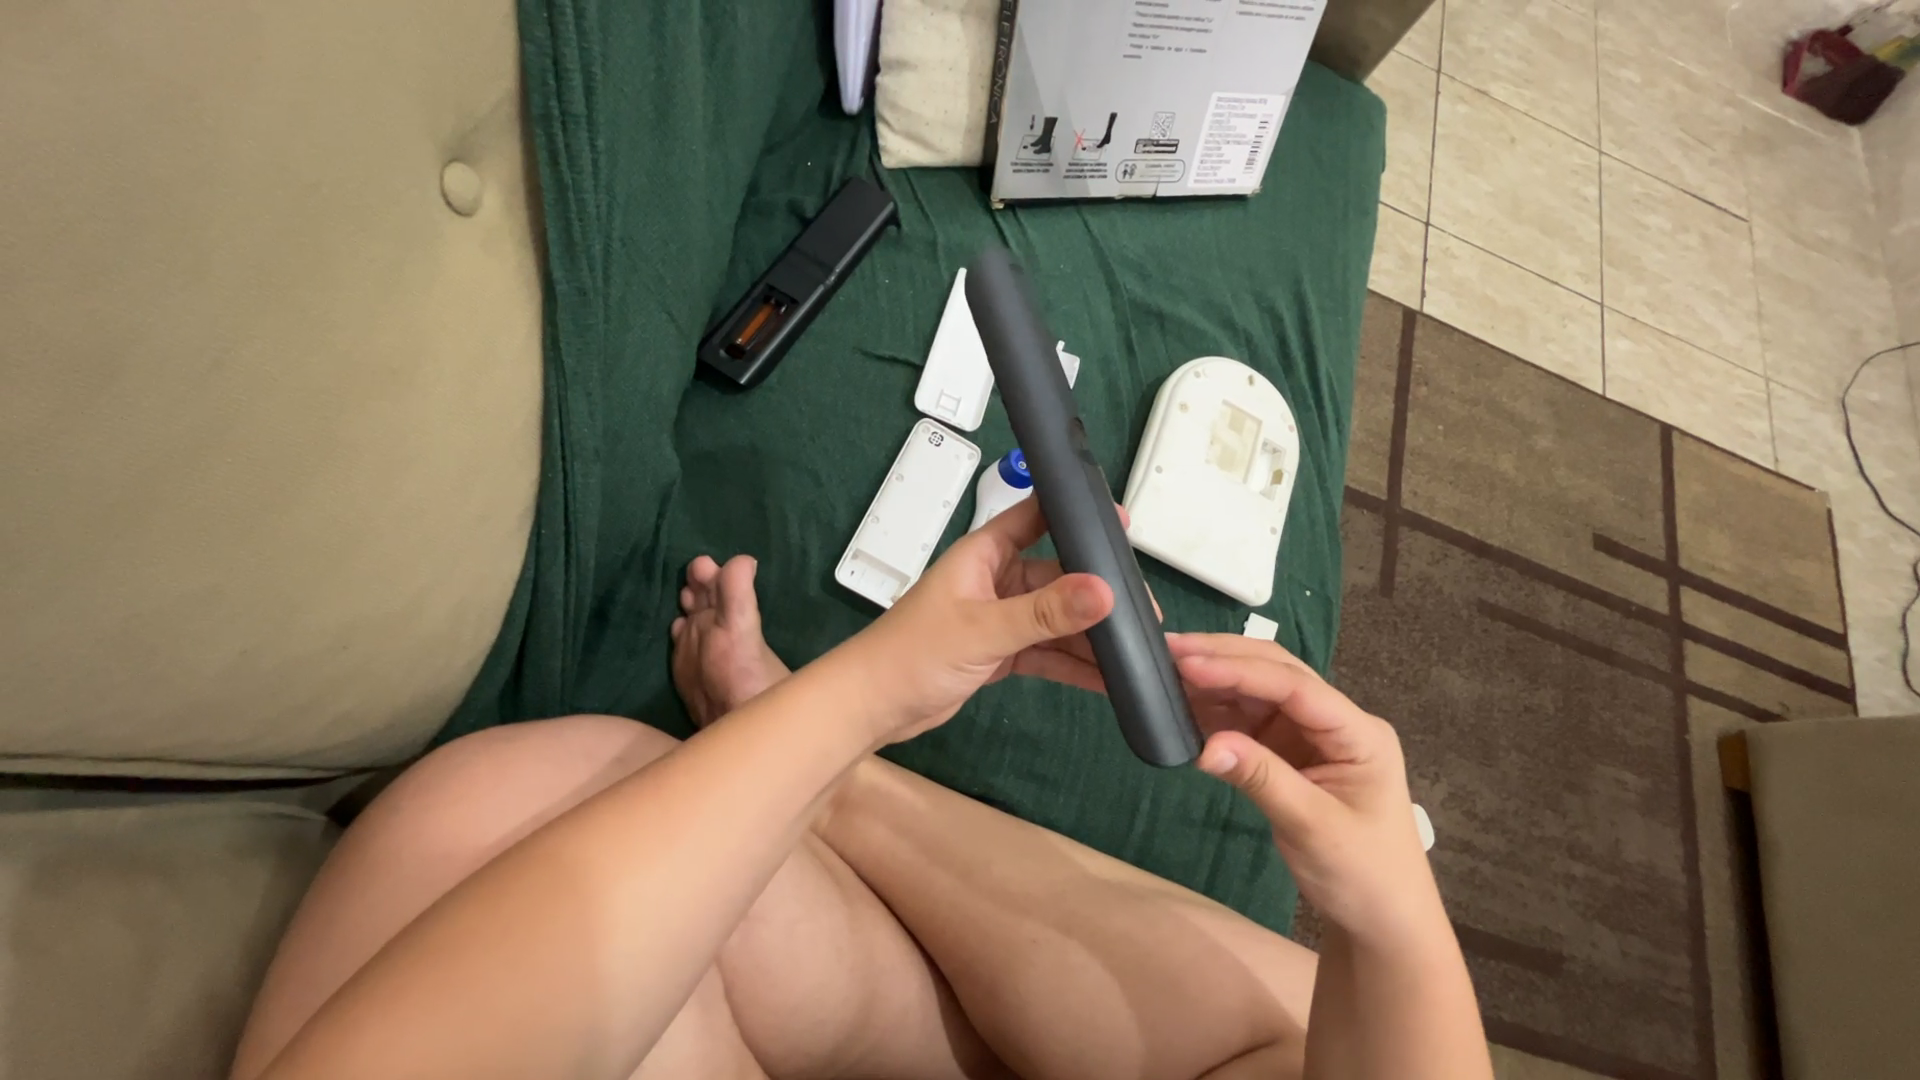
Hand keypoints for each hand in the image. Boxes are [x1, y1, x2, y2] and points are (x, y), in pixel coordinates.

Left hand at [841, 497, 1114, 744]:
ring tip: (1140, 648)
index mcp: (985, 554)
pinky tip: (1110, 677)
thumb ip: (1044, 612)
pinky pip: (1047, 652)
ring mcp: (1000, 619)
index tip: (1122, 523)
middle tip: (1146, 612)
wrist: (874, 707)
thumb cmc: (915, 652)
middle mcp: (997, 580)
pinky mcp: (1001, 653)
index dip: (1076, 516)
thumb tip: (1106, 592)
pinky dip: (1074, 664)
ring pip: (1056, 620)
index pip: (1036, 518)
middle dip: (1098, 594)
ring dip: (1091, 634)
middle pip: (1058, 577)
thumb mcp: (984, 629)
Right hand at [1167, 634, 1442, 943]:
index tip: (1189, 663)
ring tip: (1165, 667)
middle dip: (1223, 657)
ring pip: (1256, 690)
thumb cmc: (1362, 874)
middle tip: (1168, 649)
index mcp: (1356, 731)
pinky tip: (1182, 700)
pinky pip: (1245, 718)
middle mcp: (1332, 721)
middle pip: (1275, 672)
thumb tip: (1204, 746)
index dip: (1239, 670)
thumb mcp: (1313, 827)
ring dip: (1213, 677)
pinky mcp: (1285, 750)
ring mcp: (1307, 734)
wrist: (1381, 918)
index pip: (1293, 686)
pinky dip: (1213, 708)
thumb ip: (1261, 778)